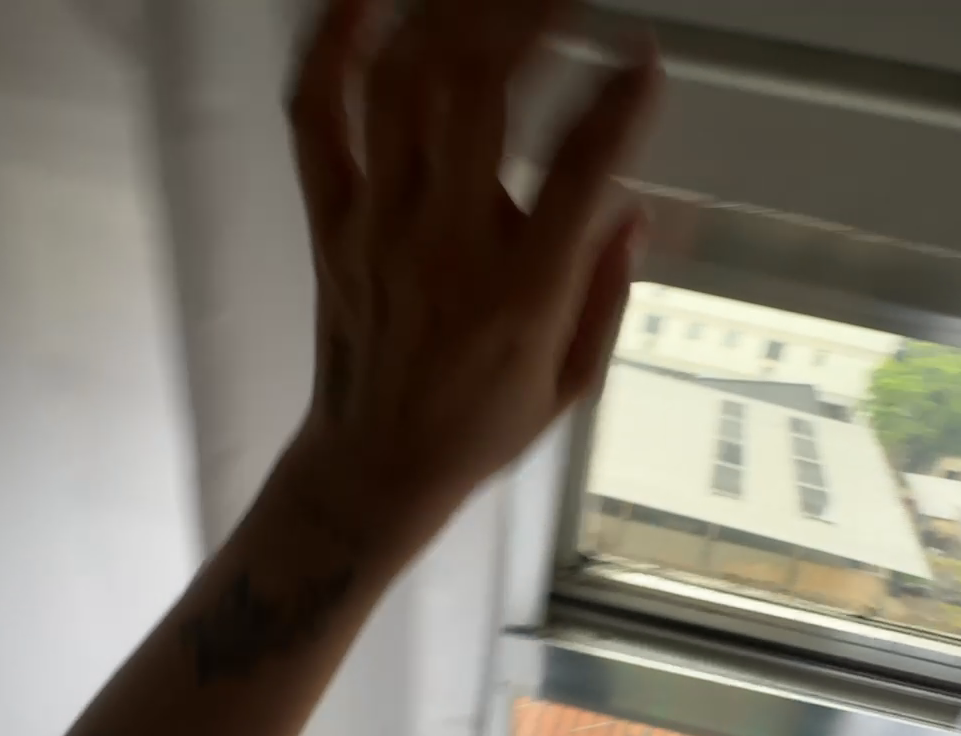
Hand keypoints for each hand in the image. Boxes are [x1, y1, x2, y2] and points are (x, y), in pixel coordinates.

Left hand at [279, 0, 658, 548]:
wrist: (378, 464)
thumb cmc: (480, 429)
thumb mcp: (569, 383)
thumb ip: (605, 295)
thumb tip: (632, 213)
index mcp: (522, 292)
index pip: (580, 168)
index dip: (619, 103)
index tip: (644, 63)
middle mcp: (448, 243)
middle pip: (480, 89)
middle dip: (528, 14)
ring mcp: (379, 224)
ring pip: (404, 82)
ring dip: (450, 11)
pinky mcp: (331, 222)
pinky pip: (316, 115)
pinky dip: (333, 44)